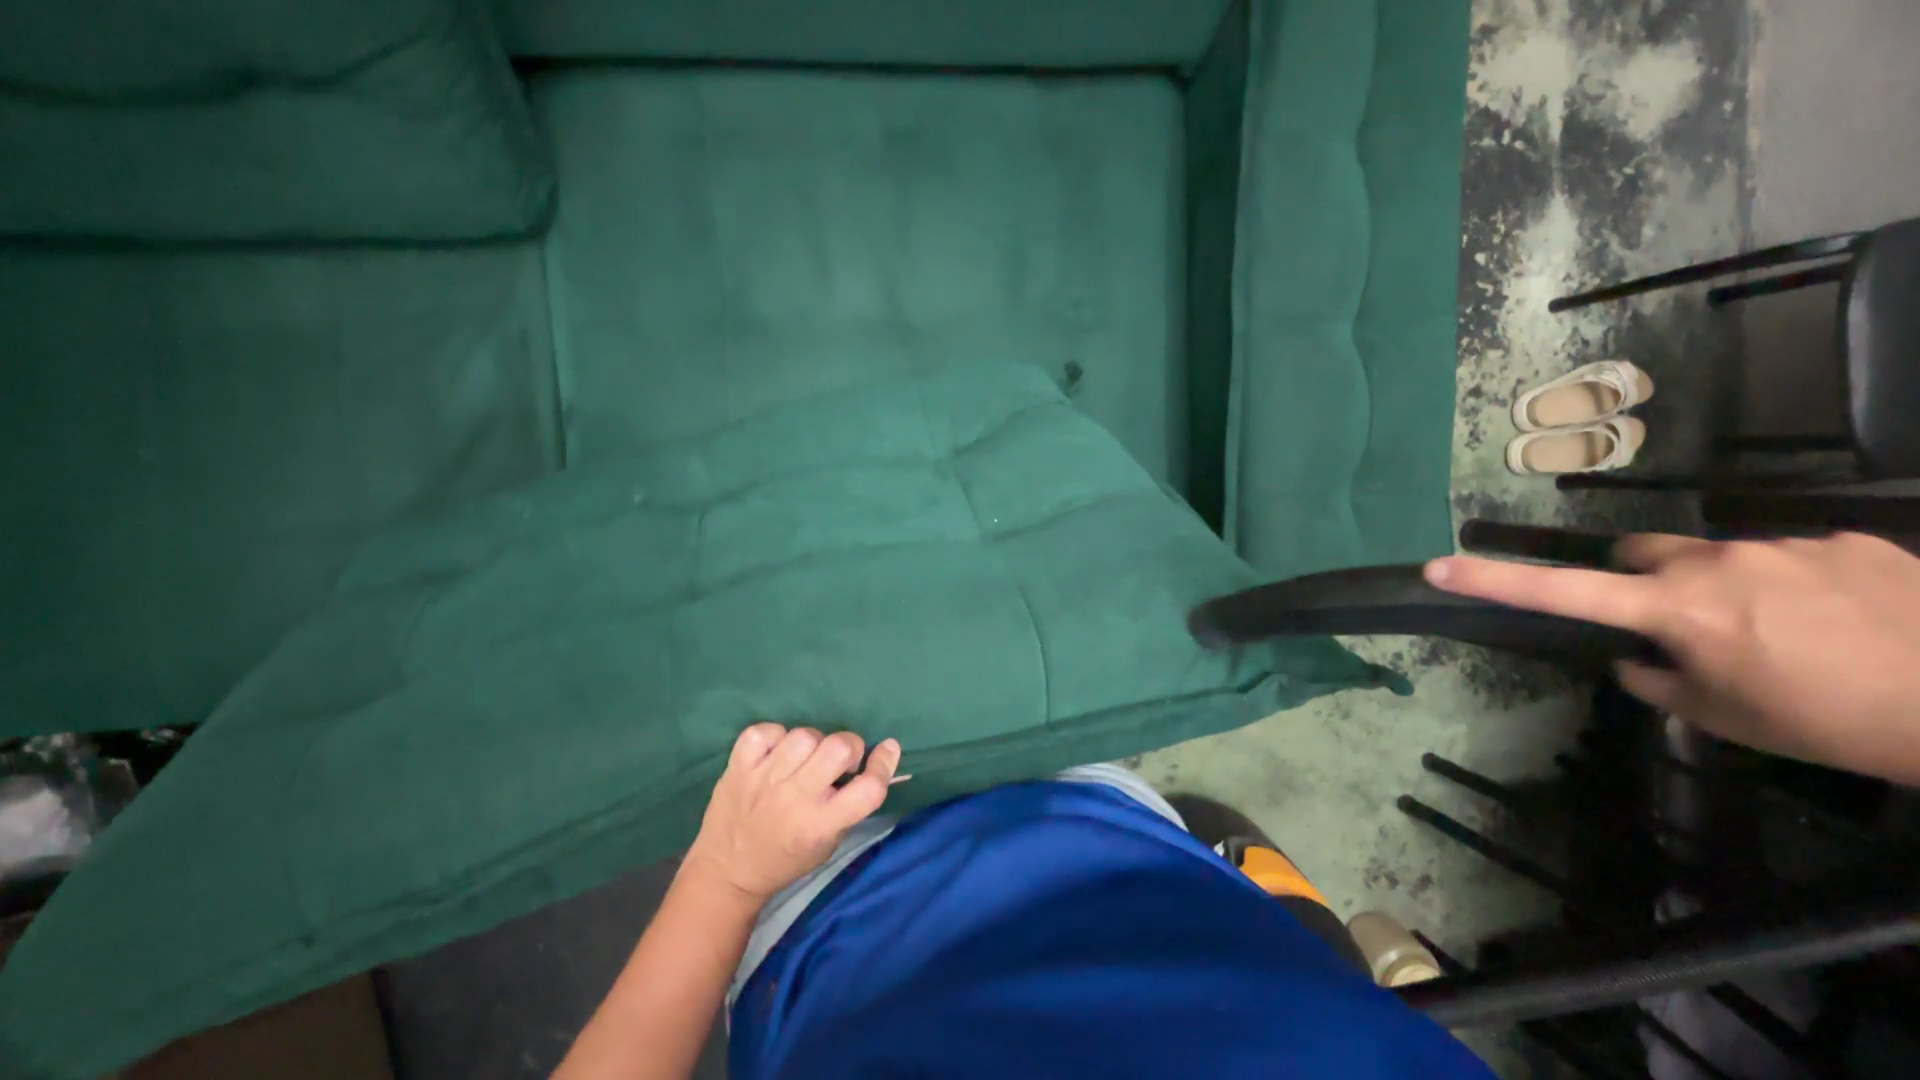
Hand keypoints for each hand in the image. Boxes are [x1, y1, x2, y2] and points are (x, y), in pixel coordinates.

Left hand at [681, 724, 901, 902]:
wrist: (728, 870)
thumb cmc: (786, 860)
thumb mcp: (828, 844)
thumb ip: (849, 807)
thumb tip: (871, 763)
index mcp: (821, 825)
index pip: (868, 788)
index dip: (884, 764)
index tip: (887, 750)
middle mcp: (795, 798)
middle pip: (838, 748)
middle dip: (849, 747)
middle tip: (840, 762)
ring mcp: (764, 779)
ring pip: (805, 735)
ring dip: (813, 742)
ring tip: (805, 758)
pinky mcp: (738, 766)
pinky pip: (765, 731)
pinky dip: (776, 736)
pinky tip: (776, 753)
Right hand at [1426, 532, 1919, 784]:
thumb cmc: (1831, 722)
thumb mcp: (1726, 718)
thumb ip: (1660, 679)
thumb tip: (1638, 657)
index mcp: (1676, 610)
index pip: (1561, 592)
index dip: (1494, 581)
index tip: (1439, 567)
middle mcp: (1716, 562)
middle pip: (1642, 553)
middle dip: (1643, 581)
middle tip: (1681, 625)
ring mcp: (1784, 544)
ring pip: (1720, 555)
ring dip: (1728, 587)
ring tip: (1790, 635)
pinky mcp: (1848, 540)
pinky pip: (1792, 555)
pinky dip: (1795, 585)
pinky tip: (1843, 623)